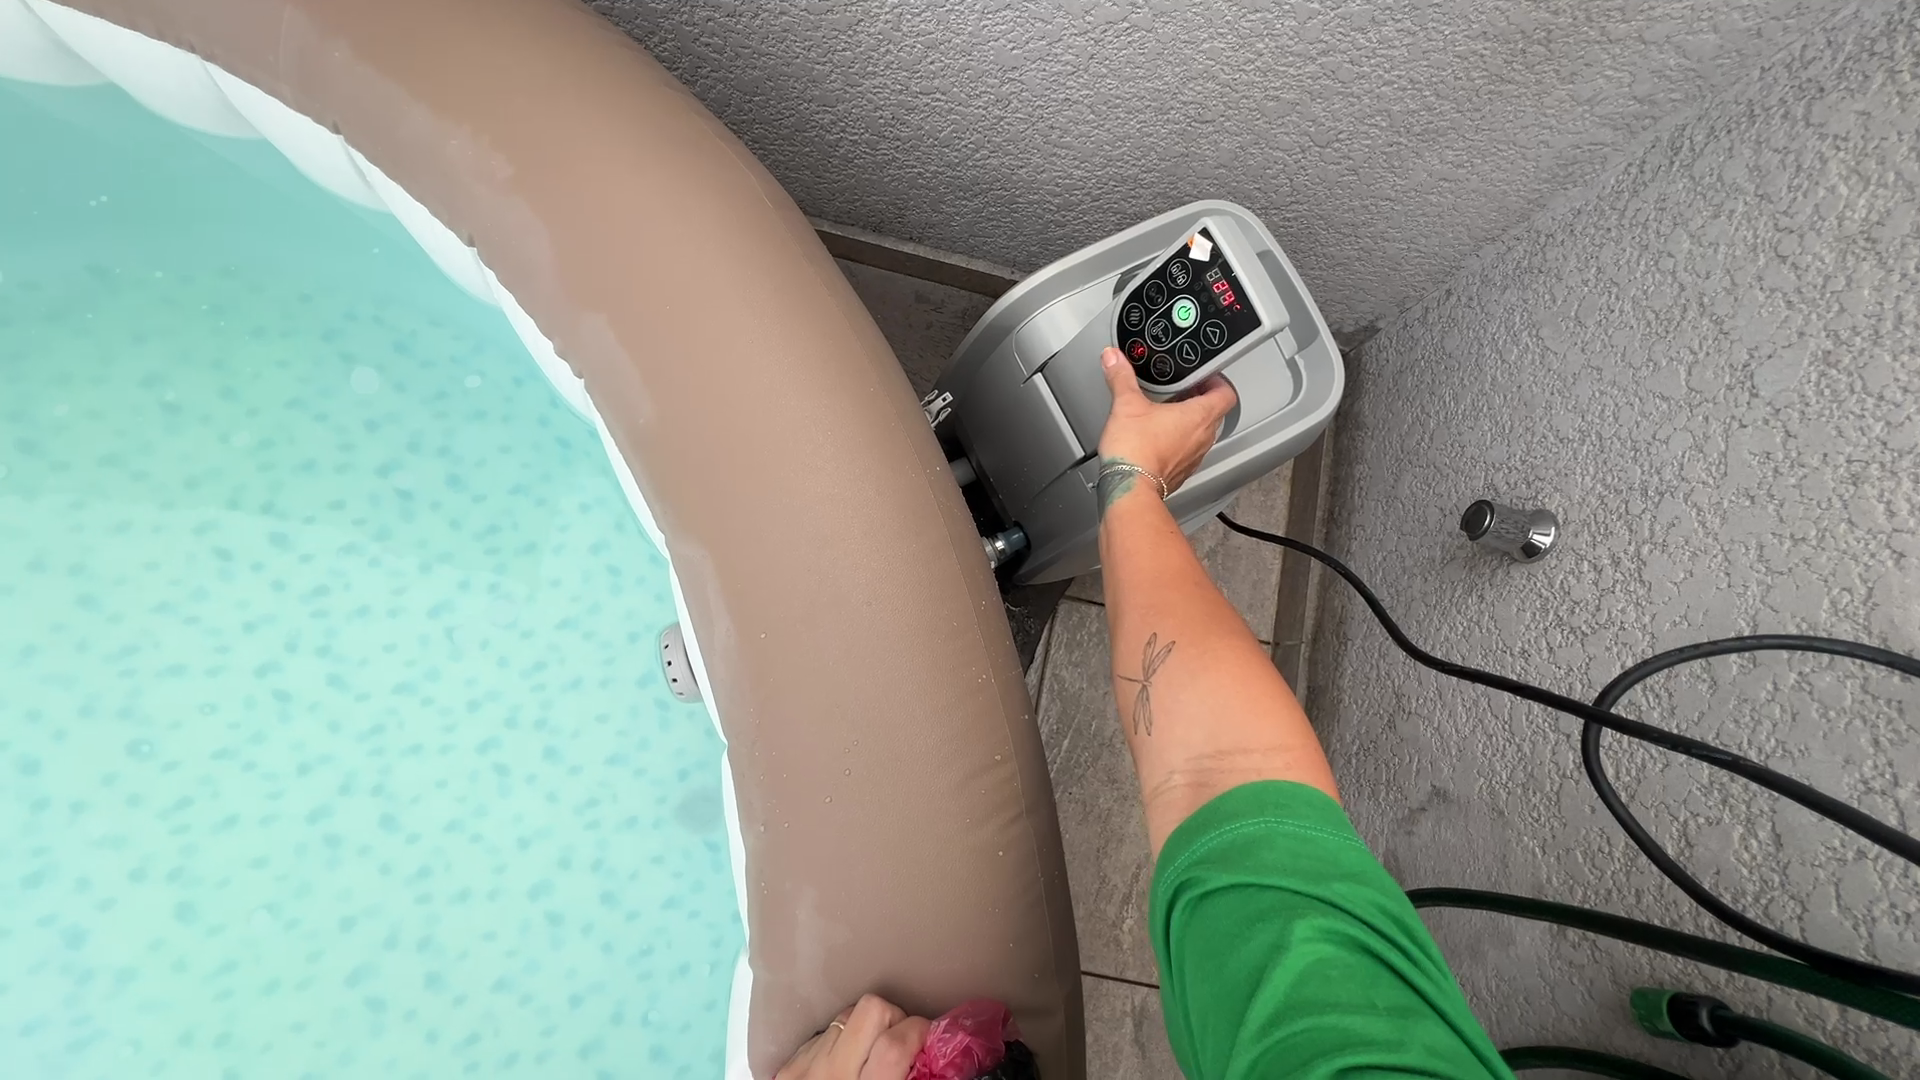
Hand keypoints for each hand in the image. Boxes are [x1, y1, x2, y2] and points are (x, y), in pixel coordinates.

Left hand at [774, 994, 931, 1079]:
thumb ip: (907, 1074)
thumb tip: (930, 1050)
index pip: (894, 1044)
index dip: (919, 1031)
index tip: (928, 1036)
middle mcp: (830, 1074)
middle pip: (871, 1009)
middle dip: (893, 1016)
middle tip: (900, 1039)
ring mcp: (804, 1066)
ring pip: (846, 1015)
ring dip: (865, 1027)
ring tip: (869, 1054)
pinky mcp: (787, 1065)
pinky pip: (822, 1034)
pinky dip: (838, 1043)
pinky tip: (842, 1064)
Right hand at [1097, 346, 1237, 496]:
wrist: (1129, 488)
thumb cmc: (1135, 451)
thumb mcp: (1126, 405)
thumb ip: (1121, 377)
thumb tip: (1113, 357)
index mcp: (1198, 416)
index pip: (1226, 393)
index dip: (1217, 381)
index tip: (1203, 377)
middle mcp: (1202, 438)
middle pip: (1214, 414)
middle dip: (1199, 401)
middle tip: (1181, 393)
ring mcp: (1193, 458)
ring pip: (1201, 436)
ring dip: (1189, 425)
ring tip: (1166, 416)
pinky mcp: (1180, 474)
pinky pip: (1186, 455)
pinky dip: (1177, 445)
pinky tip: (1156, 442)